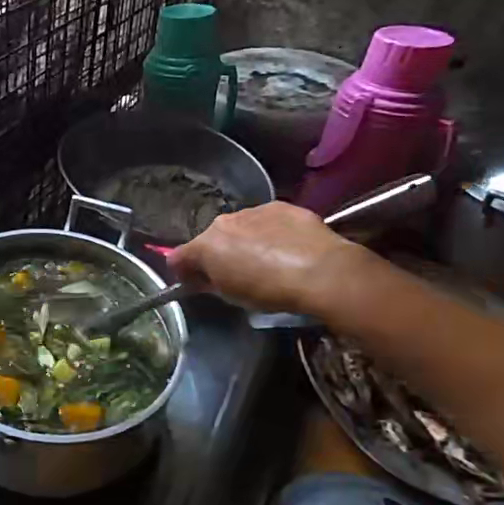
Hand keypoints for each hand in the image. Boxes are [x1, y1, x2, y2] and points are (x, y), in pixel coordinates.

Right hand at [168, 202, 373, 317]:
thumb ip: (210, 284)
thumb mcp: (233, 297)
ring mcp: (252, 212)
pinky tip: (290, 247)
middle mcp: (221, 223)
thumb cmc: (271, 291)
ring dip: (246, 240)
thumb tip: (201, 279)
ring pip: (241, 227)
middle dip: (219, 252)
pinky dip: (273, 231)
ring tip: (270, 259)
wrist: (324, 273)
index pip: (179, 257)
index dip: (184, 271)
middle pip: (212, 239)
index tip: (195, 283)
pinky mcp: (281, 207)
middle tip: (238, 272)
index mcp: (204, 246)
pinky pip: (269, 220)